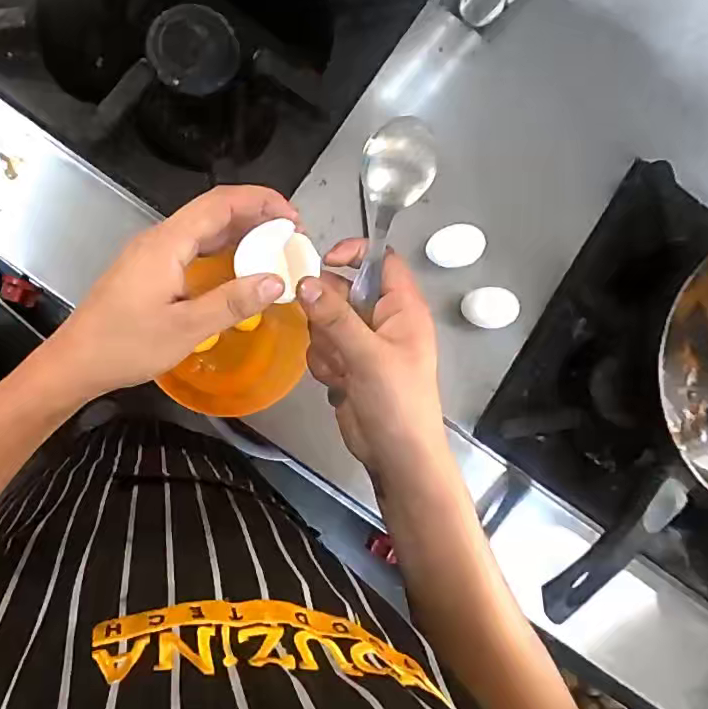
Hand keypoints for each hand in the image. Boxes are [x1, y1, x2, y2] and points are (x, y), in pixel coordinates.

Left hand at [41, 185, 295, 401]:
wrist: (75, 362)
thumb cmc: (125, 346)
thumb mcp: (185, 329)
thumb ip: (232, 302)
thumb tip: (275, 281)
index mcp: (167, 243)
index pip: (220, 203)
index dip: (261, 202)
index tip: (294, 219)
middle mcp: (158, 240)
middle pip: (212, 212)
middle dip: (255, 217)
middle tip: (289, 238)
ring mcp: (150, 255)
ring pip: (201, 231)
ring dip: (238, 235)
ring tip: (271, 251)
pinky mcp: (146, 272)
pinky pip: (190, 250)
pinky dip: (219, 253)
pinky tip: (235, 271)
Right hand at [297, 240, 445, 474]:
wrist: (396, 453)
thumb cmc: (396, 401)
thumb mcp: (366, 354)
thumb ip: (334, 317)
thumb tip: (305, 281)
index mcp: (402, 308)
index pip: (381, 261)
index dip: (354, 255)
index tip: (323, 262)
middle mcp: (383, 320)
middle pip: (342, 292)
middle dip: (328, 315)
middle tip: (330, 337)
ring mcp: (363, 344)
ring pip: (326, 323)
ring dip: (325, 345)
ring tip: (341, 369)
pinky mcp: (348, 366)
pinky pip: (323, 350)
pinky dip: (324, 365)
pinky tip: (337, 383)